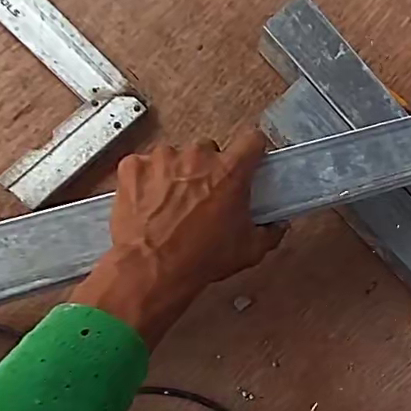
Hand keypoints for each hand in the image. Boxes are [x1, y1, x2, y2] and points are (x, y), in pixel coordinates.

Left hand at [71, 128, 285, 345]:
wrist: (151, 270)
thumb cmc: (199, 259)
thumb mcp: (248, 251)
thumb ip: (269, 232)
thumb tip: (277, 226)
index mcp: (230, 172)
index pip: (252, 140)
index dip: (250, 151)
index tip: (247, 160)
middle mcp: (197, 157)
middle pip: (208, 151)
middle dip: (207, 170)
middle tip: (203, 198)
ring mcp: (162, 158)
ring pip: (174, 157)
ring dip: (175, 175)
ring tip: (171, 207)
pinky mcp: (133, 166)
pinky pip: (143, 165)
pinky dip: (145, 181)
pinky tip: (148, 205)